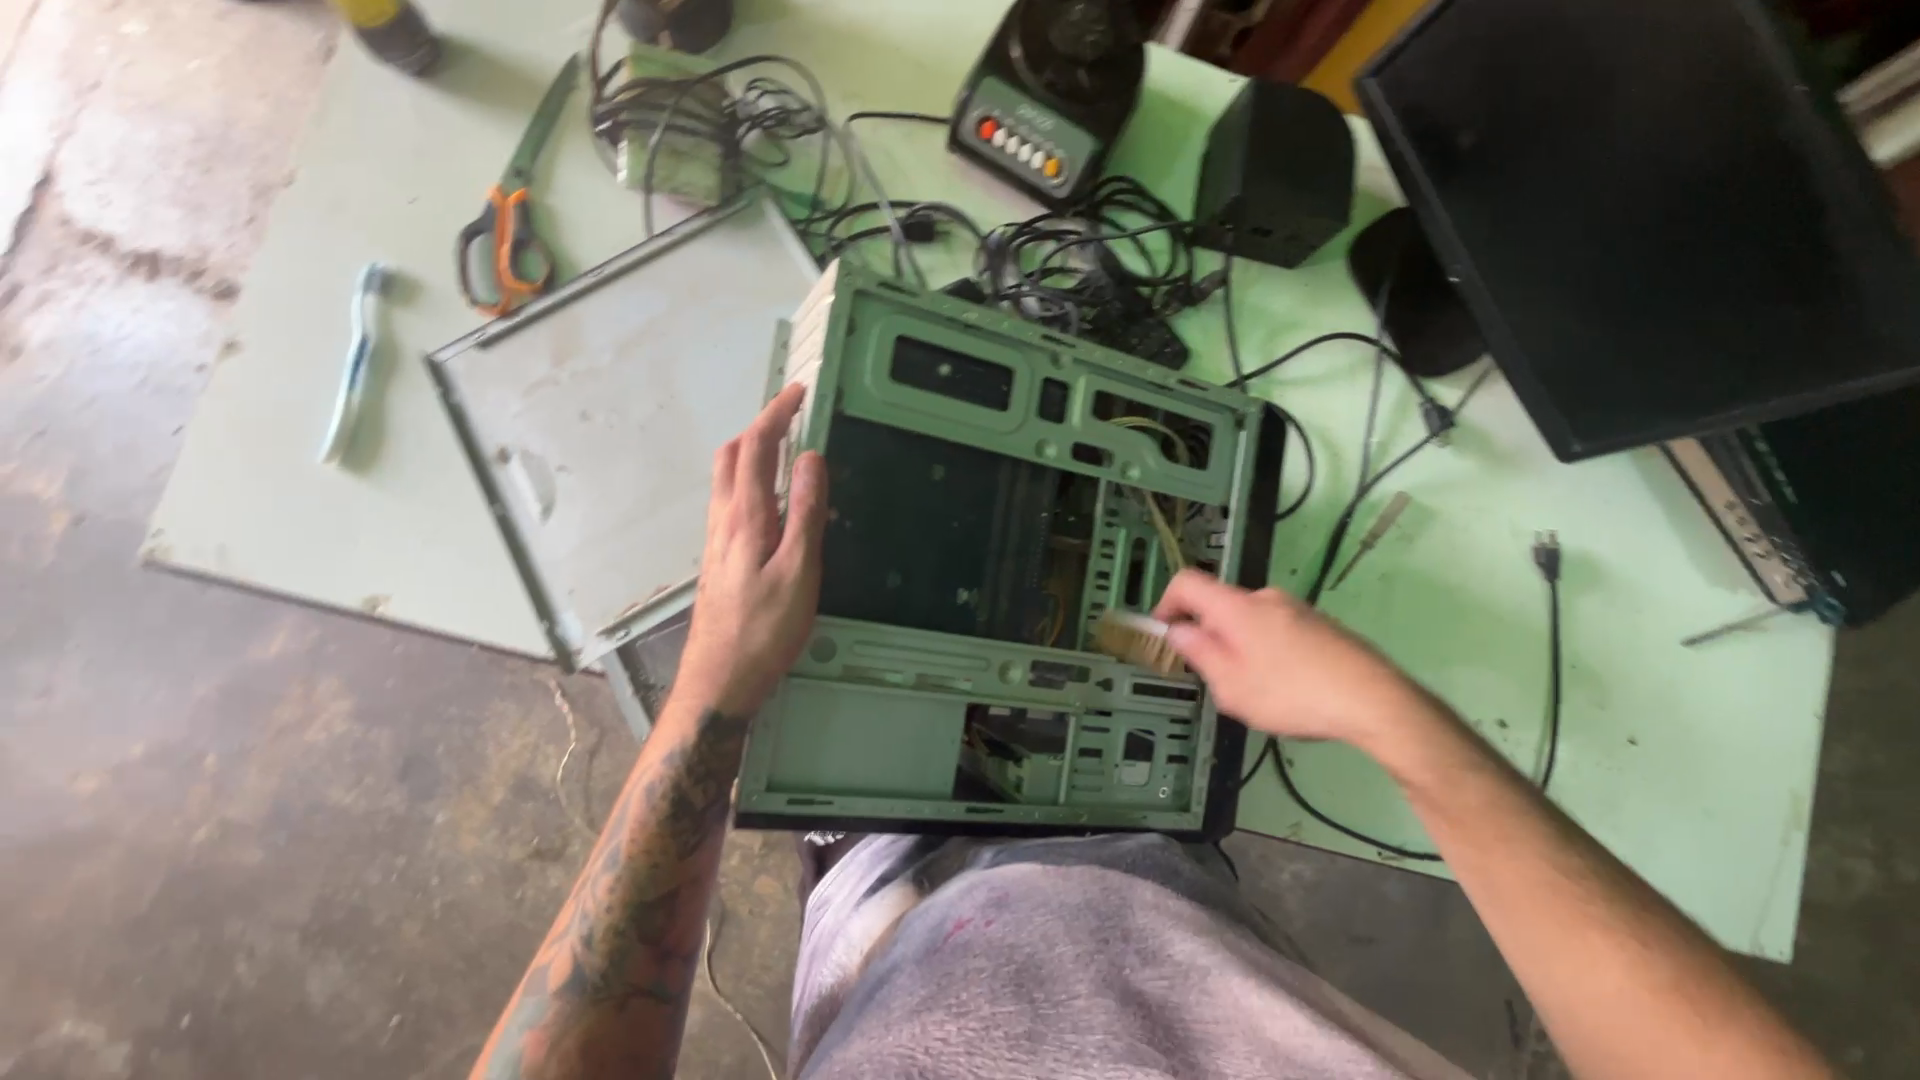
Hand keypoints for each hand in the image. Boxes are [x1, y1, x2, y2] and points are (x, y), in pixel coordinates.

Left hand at [673, 384, 827, 717]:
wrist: (719, 677)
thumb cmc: (763, 630)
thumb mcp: (798, 572)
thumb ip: (805, 514)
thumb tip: (811, 458)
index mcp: (745, 517)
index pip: (756, 448)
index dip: (775, 414)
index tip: (798, 392)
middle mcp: (724, 520)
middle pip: (731, 456)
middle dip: (758, 427)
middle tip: (790, 416)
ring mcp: (716, 540)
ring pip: (725, 478)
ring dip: (749, 451)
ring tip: (781, 447)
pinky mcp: (718, 558)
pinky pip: (729, 501)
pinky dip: (747, 479)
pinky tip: (766, 498)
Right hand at [1152, 570, 1446, 748]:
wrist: (1375, 700)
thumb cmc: (1293, 694)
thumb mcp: (1231, 686)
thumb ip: (1200, 654)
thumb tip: (1179, 631)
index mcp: (1236, 608)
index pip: (1187, 583)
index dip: (1166, 602)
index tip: (1163, 630)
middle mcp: (1265, 598)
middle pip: (1220, 604)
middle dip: (1209, 634)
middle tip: (1214, 674)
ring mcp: (1297, 609)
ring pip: (1250, 620)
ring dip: (1240, 645)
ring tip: (1255, 688)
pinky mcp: (1320, 625)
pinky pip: (1277, 629)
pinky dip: (1268, 650)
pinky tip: (1286, 687)